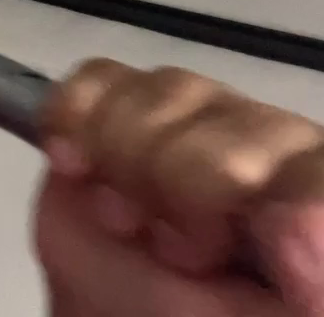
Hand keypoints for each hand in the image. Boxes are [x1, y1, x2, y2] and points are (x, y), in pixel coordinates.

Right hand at [37, 59, 323, 314]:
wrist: (115, 297)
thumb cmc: (205, 316)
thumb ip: (314, 290)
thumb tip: (301, 229)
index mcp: (323, 187)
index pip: (312, 172)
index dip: (255, 210)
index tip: (216, 259)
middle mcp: (274, 137)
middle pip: (220, 136)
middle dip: (172, 196)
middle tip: (171, 249)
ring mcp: (192, 106)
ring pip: (151, 97)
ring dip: (117, 164)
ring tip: (122, 215)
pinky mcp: (115, 92)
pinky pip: (94, 77)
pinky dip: (71, 122)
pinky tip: (76, 165)